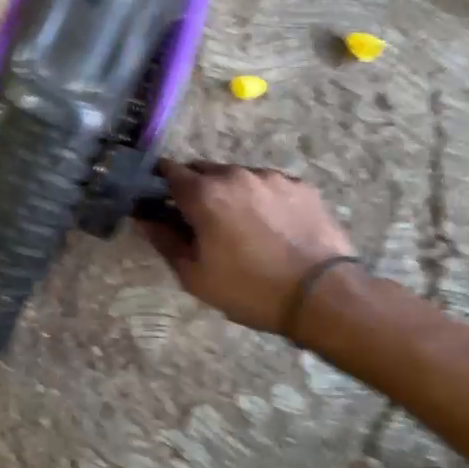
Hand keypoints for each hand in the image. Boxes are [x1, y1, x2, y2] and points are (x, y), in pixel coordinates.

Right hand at [139, 161, 353, 331]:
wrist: (324, 297)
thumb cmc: (250, 289)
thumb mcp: (195, 276)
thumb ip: (164, 241)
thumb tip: (144, 218)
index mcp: (203, 193)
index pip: (168, 170)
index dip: (160, 184)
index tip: (160, 202)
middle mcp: (234, 175)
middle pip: (203, 171)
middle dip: (197, 189)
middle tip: (203, 221)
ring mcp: (270, 178)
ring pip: (237, 177)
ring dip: (231, 193)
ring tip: (244, 226)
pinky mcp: (301, 186)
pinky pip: (269, 185)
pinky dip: (263, 198)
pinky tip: (274, 226)